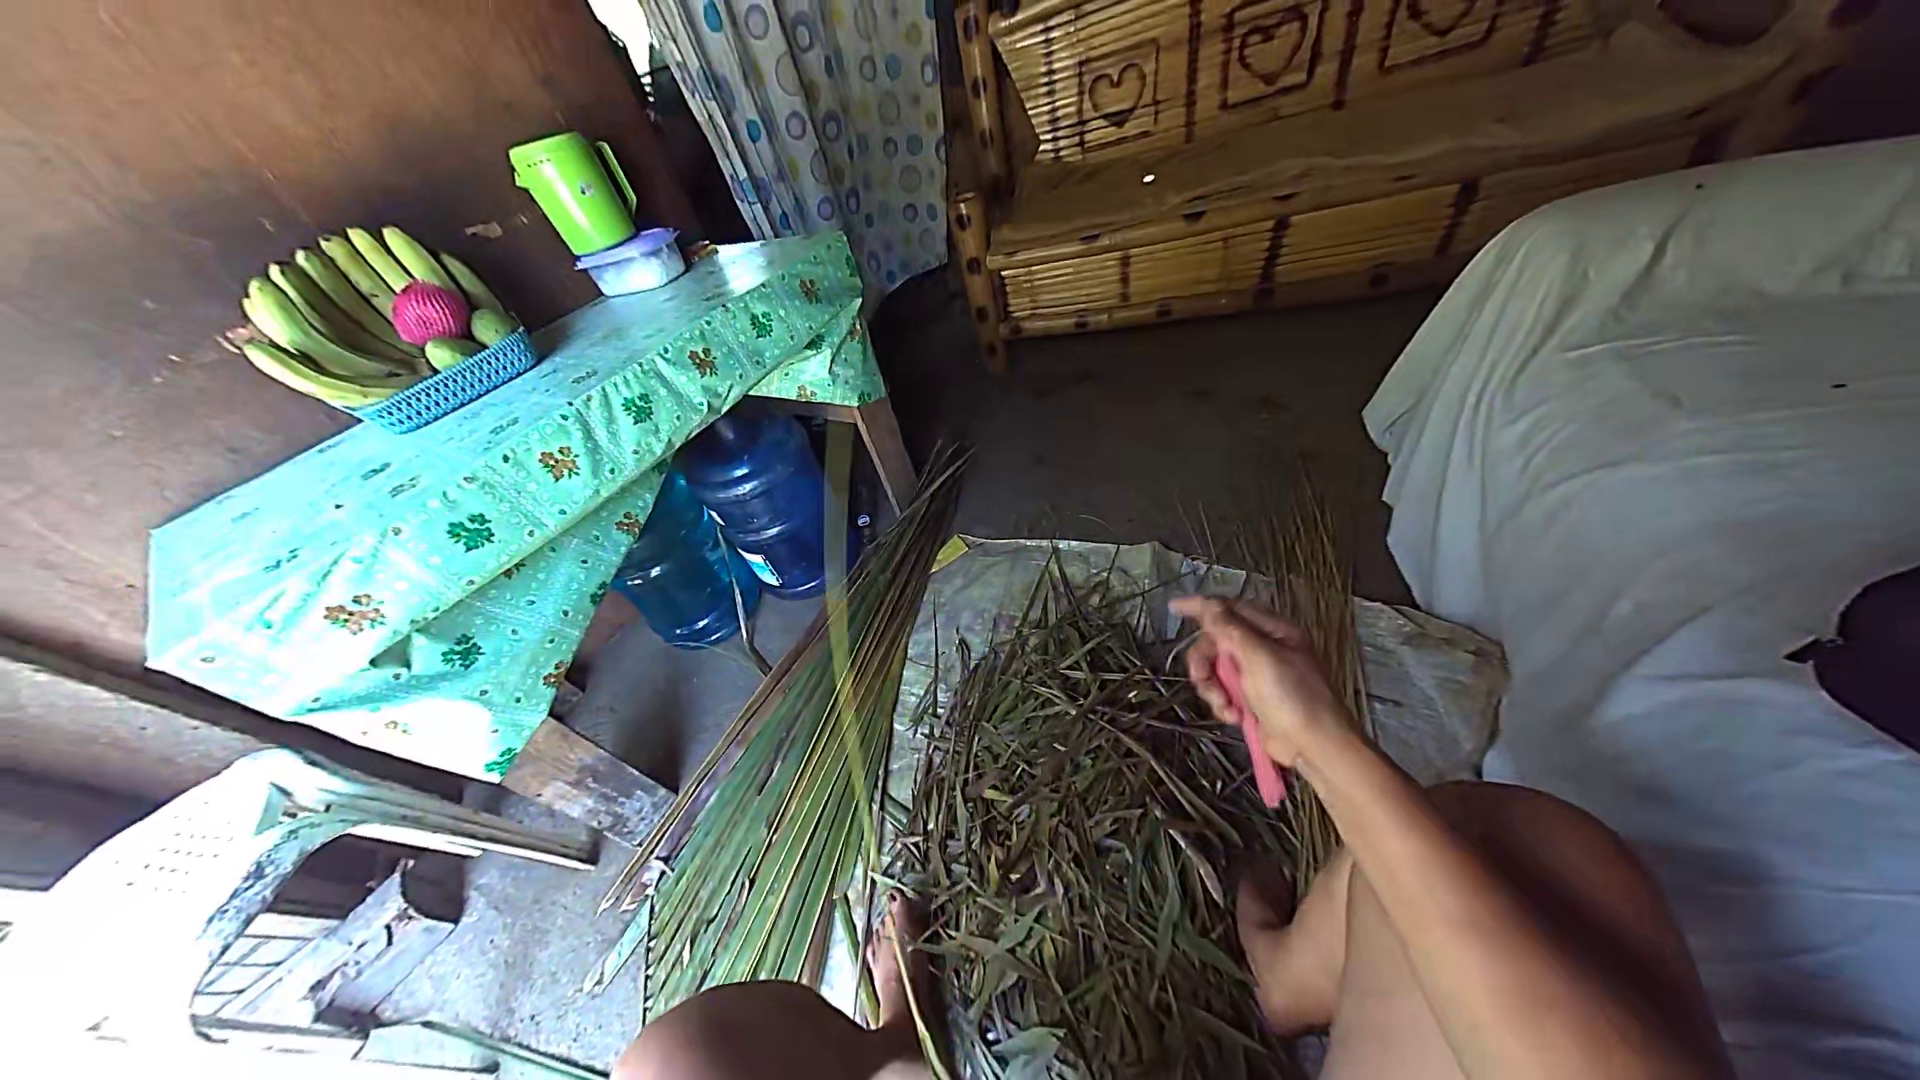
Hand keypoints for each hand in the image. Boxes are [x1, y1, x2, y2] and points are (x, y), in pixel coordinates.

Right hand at [1171, 595, 1350, 768]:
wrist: (1314, 747)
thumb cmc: (1295, 698)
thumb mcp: (1260, 658)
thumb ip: (1230, 629)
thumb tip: (1208, 604)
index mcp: (1272, 630)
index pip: (1228, 609)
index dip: (1200, 607)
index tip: (1174, 608)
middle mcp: (1263, 648)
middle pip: (1215, 642)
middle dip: (1205, 663)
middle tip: (1204, 679)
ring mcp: (1256, 674)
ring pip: (1214, 669)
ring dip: (1212, 688)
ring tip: (1226, 707)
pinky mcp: (1250, 697)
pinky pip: (1222, 690)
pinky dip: (1222, 703)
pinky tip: (1234, 716)